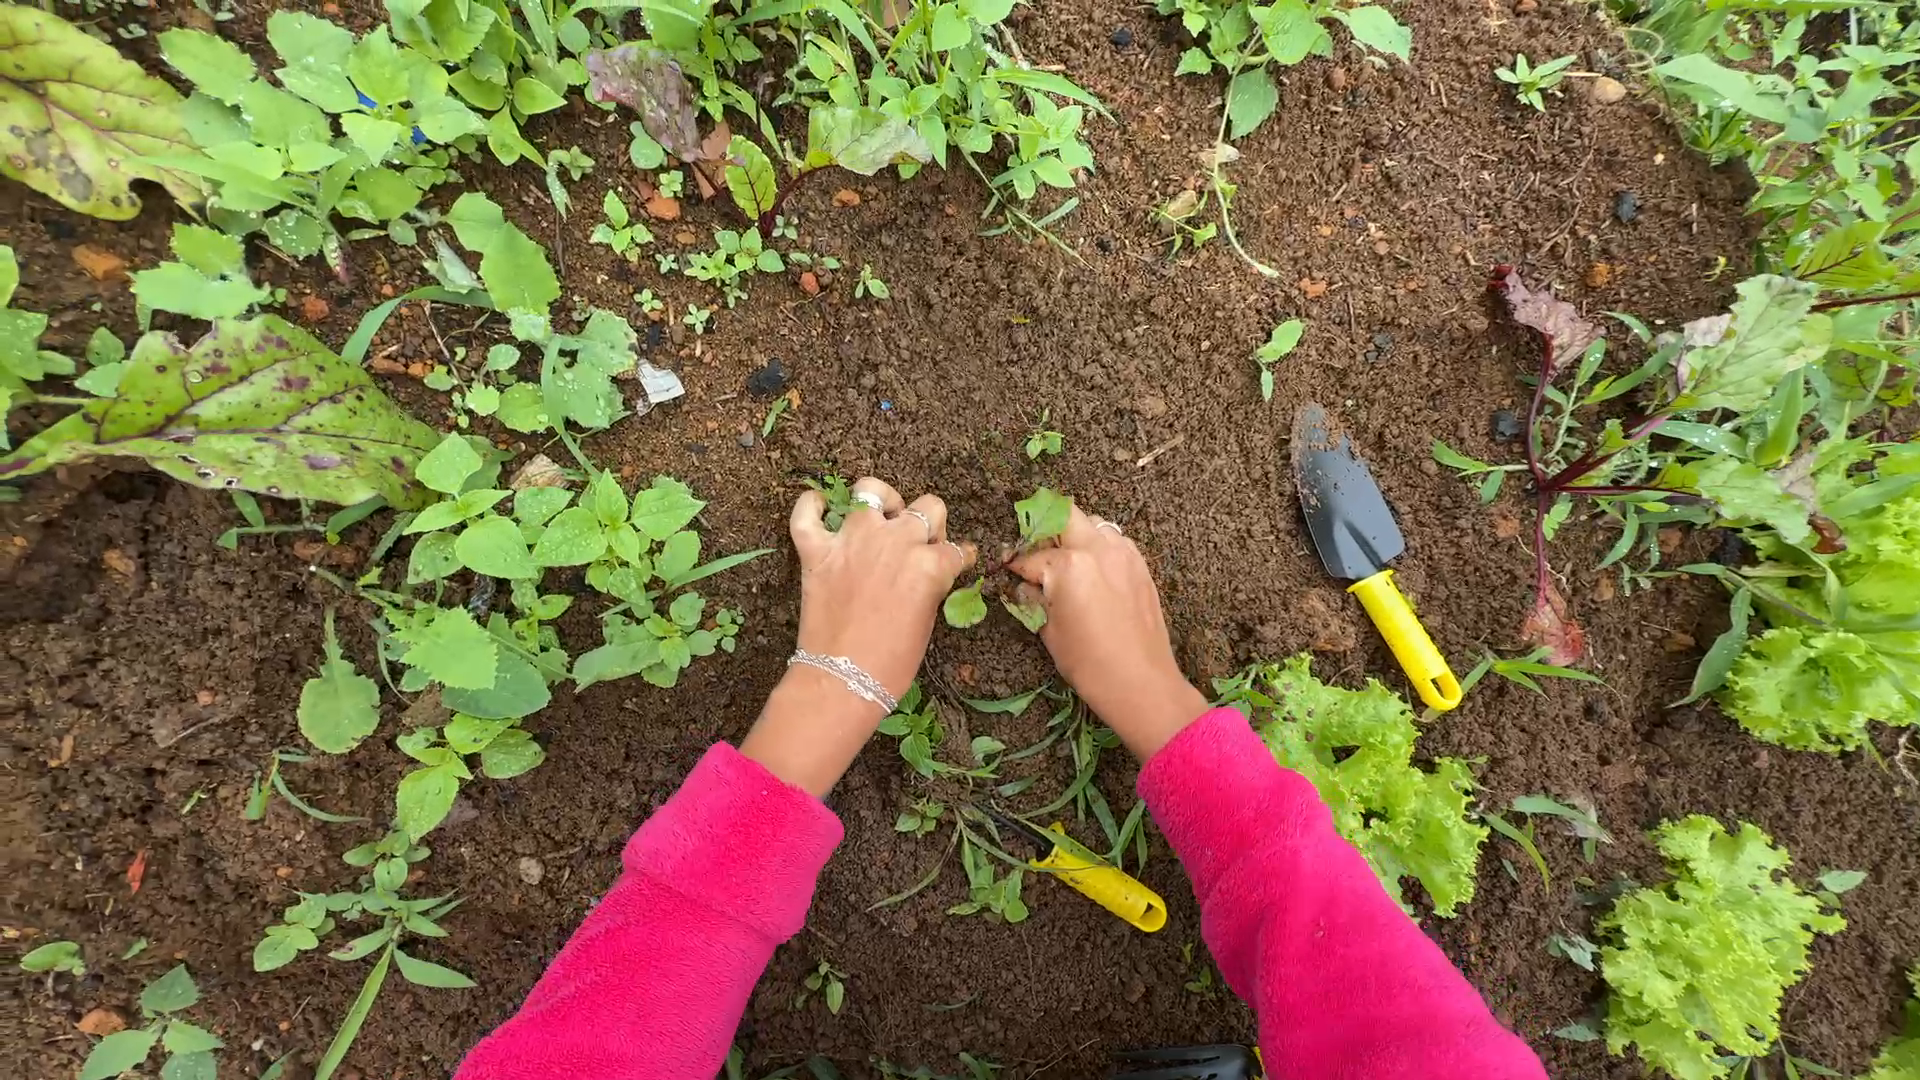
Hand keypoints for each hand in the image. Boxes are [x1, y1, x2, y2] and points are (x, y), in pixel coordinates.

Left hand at [741, 478, 974, 794]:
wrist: (842, 681)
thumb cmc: (892, 663)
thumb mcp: (927, 621)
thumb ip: (931, 584)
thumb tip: (931, 570)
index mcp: (930, 563)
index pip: (956, 548)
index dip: (958, 556)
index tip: (957, 561)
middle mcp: (896, 540)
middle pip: (928, 507)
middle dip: (930, 523)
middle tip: (921, 544)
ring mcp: (854, 540)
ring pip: (871, 491)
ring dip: (880, 501)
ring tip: (880, 517)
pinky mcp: (818, 550)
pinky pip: (806, 515)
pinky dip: (810, 507)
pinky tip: (818, 506)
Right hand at [1009, 505, 1207, 760]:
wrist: (1141, 684)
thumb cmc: (1089, 663)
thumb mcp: (1048, 630)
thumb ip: (1033, 598)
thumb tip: (1024, 584)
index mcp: (1070, 565)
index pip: (1032, 557)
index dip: (1016, 565)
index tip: (1008, 568)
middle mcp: (1098, 549)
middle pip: (1066, 516)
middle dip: (1046, 529)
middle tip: (1036, 552)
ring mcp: (1124, 554)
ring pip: (1094, 524)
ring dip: (1075, 534)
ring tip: (1065, 560)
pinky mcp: (1140, 565)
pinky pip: (1114, 541)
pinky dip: (1098, 546)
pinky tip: (1092, 571)